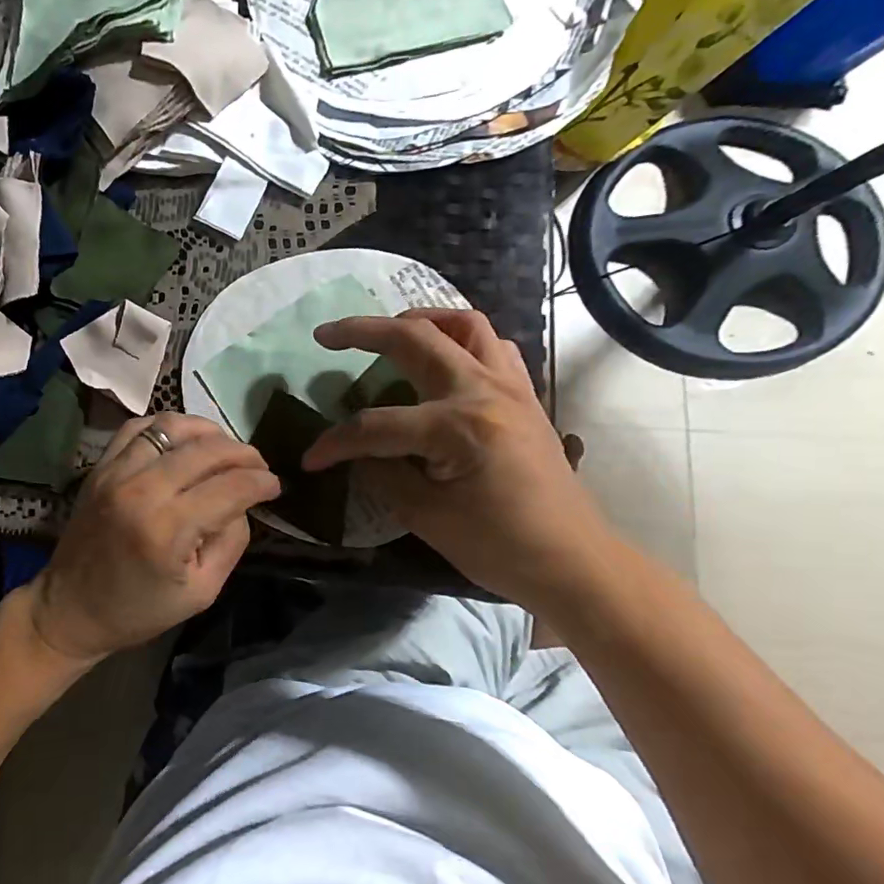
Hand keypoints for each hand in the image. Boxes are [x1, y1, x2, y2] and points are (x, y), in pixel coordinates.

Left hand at [30, 413, 281, 662]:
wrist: (71, 607)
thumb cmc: (139, 609)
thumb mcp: (202, 591)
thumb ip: (230, 540)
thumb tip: (243, 500)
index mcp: (166, 529)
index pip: (229, 487)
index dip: (261, 482)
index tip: (274, 487)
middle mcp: (138, 490)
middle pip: (204, 450)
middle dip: (242, 453)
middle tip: (257, 466)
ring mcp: (114, 473)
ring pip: (169, 427)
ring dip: (206, 432)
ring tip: (223, 449)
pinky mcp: (98, 468)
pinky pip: (135, 428)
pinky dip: (165, 428)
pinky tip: (182, 443)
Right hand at [301, 309, 615, 606]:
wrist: (574, 562)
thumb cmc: (497, 545)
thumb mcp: (422, 514)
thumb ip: (380, 472)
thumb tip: (356, 452)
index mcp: (457, 427)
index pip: (373, 425)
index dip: (334, 444)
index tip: (310, 462)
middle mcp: (484, 393)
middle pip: (417, 339)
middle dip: (364, 331)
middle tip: (326, 335)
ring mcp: (511, 389)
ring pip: (465, 326)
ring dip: (420, 321)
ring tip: (387, 331)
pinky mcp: (523, 398)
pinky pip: (492, 348)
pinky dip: (458, 342)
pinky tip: (438, 360)